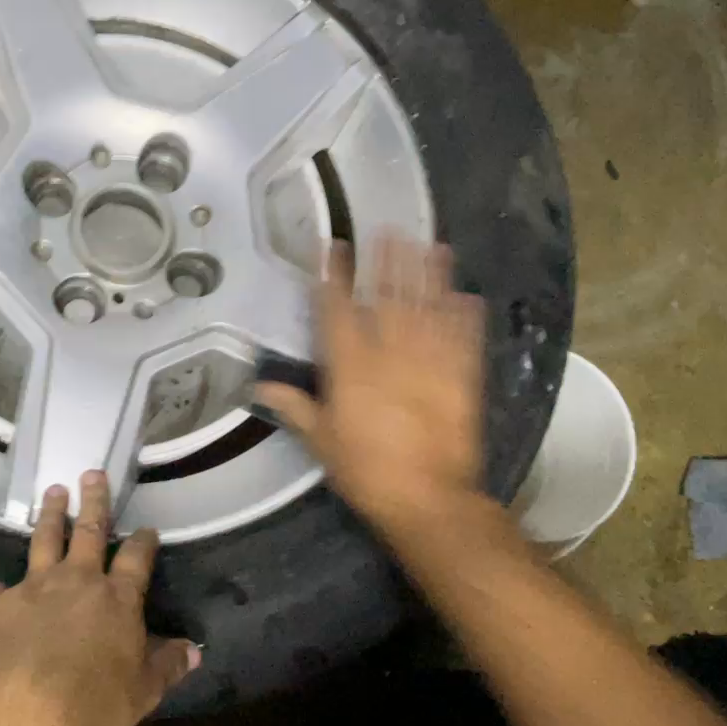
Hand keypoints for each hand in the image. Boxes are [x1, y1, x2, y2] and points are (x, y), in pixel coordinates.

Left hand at [0, 470, 200, 725]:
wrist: (22, 710)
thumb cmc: (93, 703)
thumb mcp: (142, 691)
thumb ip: (166, 665)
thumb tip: (194, 650)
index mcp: (118, 598)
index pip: (136, 558)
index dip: (143, 542)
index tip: (147, 529)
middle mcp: (78, 582)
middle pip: (88, 531)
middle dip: (94, 501)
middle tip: (92, 473)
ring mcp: (36, 589)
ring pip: (44, 540)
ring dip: (50, 514)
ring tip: (53, 492)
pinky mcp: (2, 606)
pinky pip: (5, 589)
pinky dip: (6, 587)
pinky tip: (1, 586)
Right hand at [256, 235, 500, 543]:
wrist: (428, 498)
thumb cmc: (366, 472)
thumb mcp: (322, 442)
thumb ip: (296, 408)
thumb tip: (260, 386)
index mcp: (351, 368)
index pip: (339, 311)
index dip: (336, 276)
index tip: (335, 246)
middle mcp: (391, 354)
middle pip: (389, 297)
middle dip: (388, 261)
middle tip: (389, 228)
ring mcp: (431, 362)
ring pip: (429, 308)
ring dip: (429, 275)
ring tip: (430, 245)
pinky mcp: (463, 378)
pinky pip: (464, 338)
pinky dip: (465, 315)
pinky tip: (466, 295)